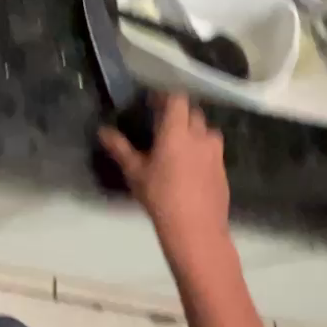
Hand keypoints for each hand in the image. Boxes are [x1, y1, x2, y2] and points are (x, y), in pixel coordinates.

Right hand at [100, 93, 230, 246]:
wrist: (196, 230)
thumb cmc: (161, 196)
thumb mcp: (135, 173)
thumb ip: (120, 148)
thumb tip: (102, 131)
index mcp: (176, 131)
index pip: (177, 99)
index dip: (166, 97)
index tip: (153, 102)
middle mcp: (199, 136)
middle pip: (193, 112)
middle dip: (179, 113)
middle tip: (162, 123)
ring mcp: (215, 153)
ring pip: (207, 131)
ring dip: (195, 130)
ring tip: (180, 143)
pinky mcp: (223, 170)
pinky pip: (213, 150)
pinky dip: (203, 150)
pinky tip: (191, 167)